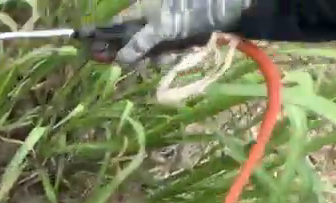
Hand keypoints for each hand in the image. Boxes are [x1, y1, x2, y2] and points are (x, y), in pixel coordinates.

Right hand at [116, 0, 250, 65]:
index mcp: (141, 9)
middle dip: (135, 55)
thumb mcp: (161, 28)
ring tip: (170, 56)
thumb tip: (118, 60)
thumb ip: (136, 45)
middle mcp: (151, 16)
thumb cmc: (193, 9)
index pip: (113, 27)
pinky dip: (171, 53)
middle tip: (142, 63)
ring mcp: (166, 25)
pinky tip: (180, 52)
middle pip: (130, 42)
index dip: (105, 44)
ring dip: (156, 57)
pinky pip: (166, 48)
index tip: (101, 58)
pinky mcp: (179, 32)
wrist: (234, 3)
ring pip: (148, 48)